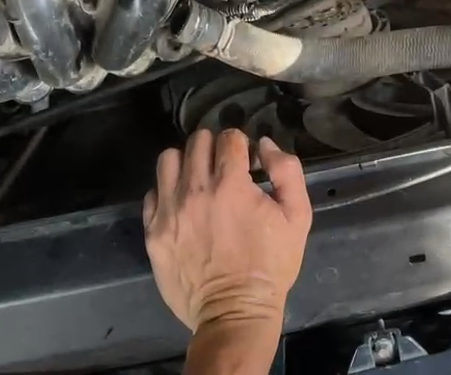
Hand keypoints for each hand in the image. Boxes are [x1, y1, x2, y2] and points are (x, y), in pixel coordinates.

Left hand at [144, 128, 312, 333]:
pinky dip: (167, 192)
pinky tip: (182, 205)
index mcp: (231, 184)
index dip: (241, 145)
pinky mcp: (153, 233)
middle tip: (224, 169)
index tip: (246, 163)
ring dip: (186, 162)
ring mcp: (169, 212)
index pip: (228, 137)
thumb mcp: (297, 217)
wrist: (235, 314)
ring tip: (198, 180)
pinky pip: (152, 193)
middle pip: (197, 141)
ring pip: (169, 159)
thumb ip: (287, 171)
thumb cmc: (270, 265)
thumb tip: (265, 145)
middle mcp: (195, 191)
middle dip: (214, 148)